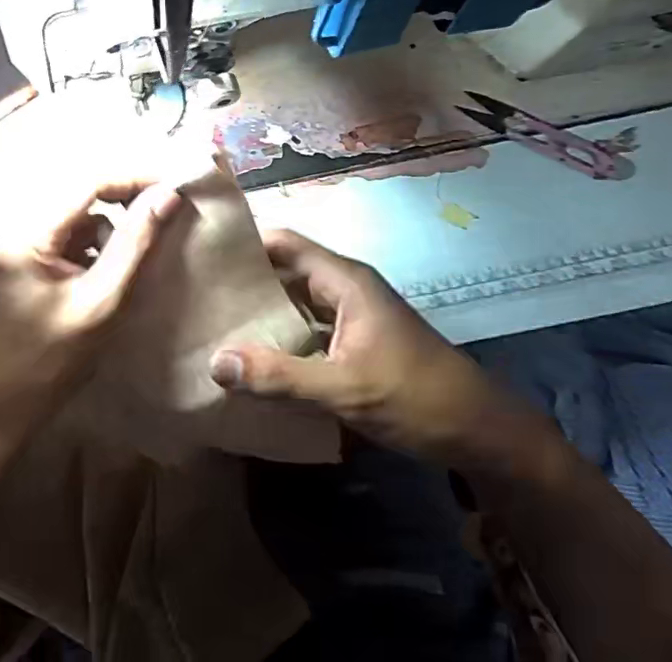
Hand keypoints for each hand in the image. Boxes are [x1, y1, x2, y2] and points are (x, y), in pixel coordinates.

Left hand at [0, 177, 183, 455]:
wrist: (1, 410)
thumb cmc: (51, 364)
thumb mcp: (102, 303)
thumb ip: (135, 245)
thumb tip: (167, 196)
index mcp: (23, 235)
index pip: (88, 182)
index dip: (135, 179)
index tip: (174, 188)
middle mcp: (10, 225)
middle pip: (81, 190)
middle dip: (125, 199)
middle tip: (165, 211)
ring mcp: (11, 239)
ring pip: (77, 210)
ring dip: (109, 224)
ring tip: (131, 255)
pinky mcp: (19, 254)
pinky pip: (67, 229)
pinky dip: (94, 240)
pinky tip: (105, 269)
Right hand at [209, 229, 556, 471]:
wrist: (474, 427)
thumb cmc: (414, 396)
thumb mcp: (343, 388)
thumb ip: (280, 376)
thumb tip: (215, 360)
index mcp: (345, 280)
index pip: (285, 243)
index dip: (246, 244)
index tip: (202, 257)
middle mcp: (345, 288)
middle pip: (286, 271)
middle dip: (246, 283)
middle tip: (197, 298)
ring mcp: (351, 315)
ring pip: (296, 303)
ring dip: (262, 314)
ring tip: (213, 328)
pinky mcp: (354, 342)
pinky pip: (308, 330)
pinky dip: (282, 339)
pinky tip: (253, 361)